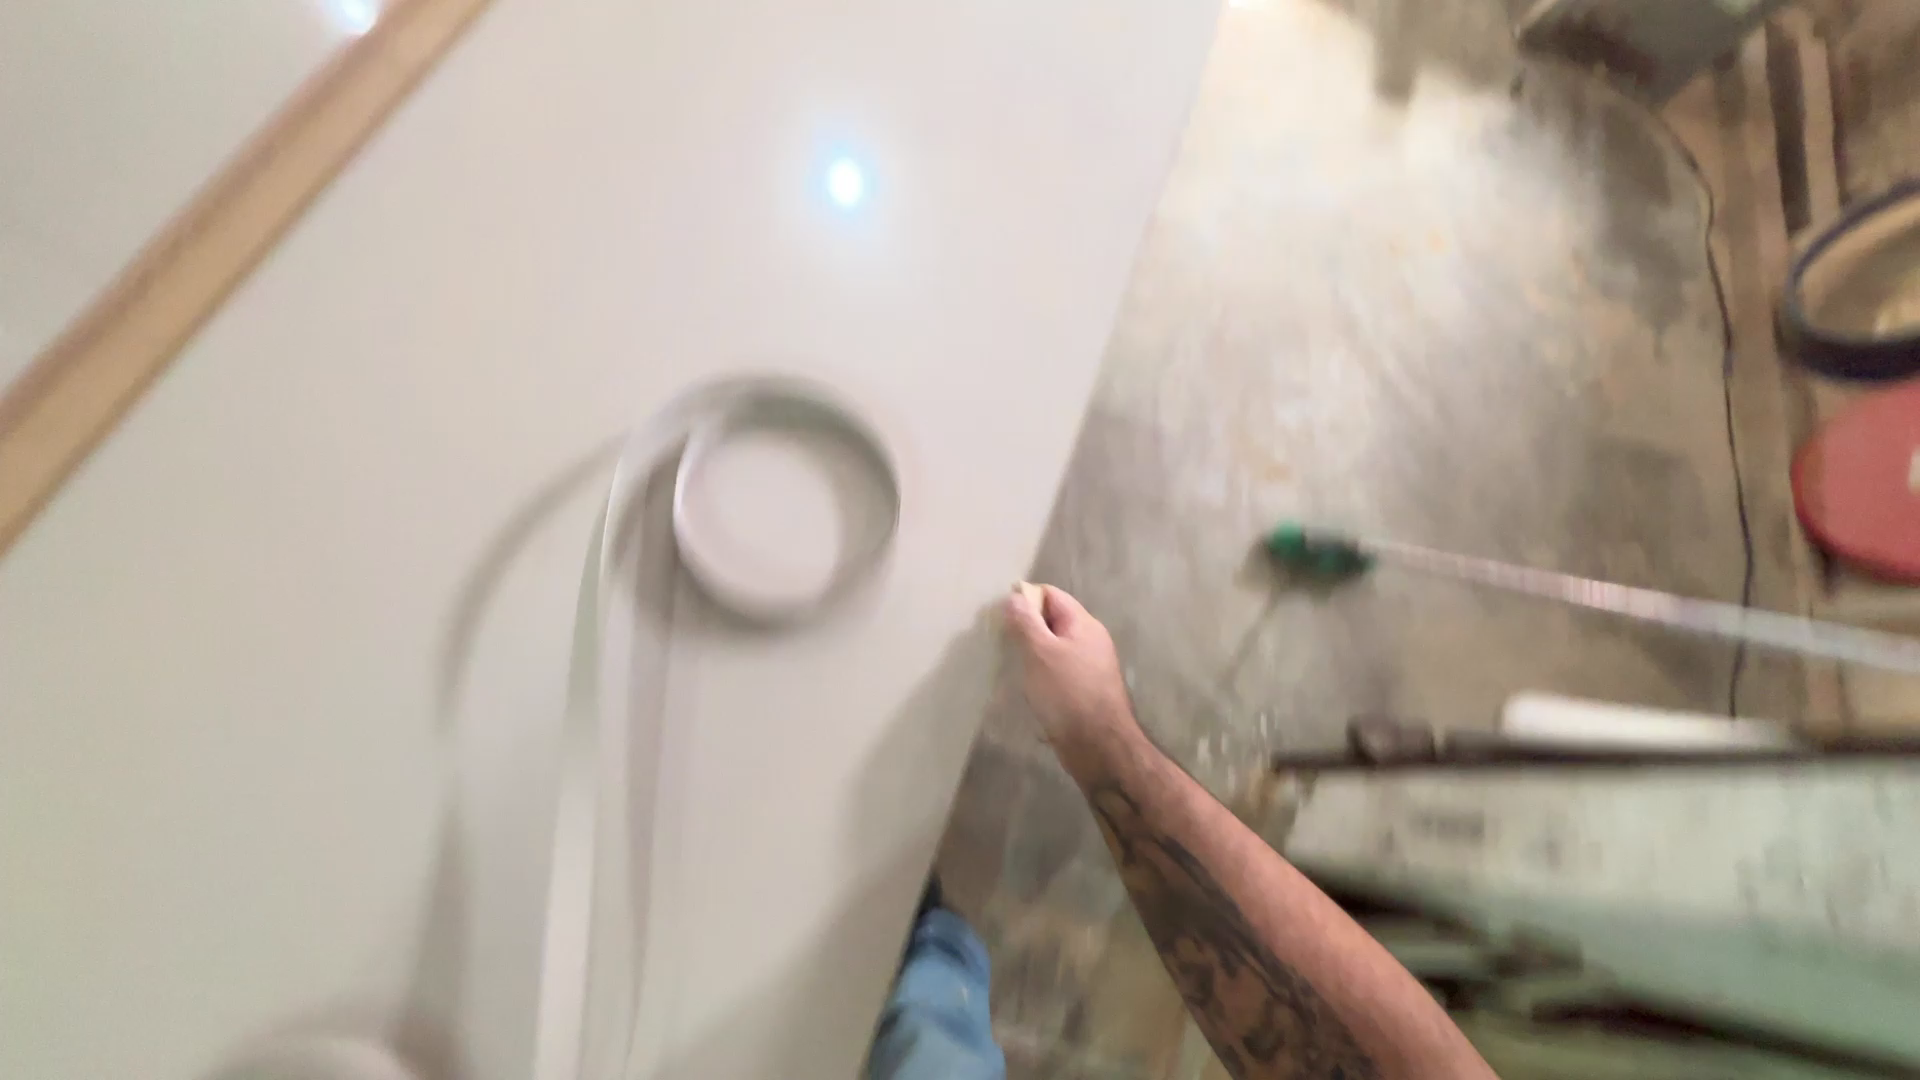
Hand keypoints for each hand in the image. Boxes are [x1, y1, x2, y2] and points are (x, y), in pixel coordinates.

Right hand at [1003, 583, 1137, 754]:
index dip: (1025, 598)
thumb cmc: (1067, 693)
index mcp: (1083, 624)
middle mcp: (1090, 640)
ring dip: (1033, 652)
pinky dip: (1042, 673)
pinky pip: (1059, 669)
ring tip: (1012, 663)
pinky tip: (1028, 687)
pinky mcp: (1085, 689)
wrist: (1098, 746)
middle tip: (1001, 639)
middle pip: (1053, 619)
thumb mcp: (1040, 652)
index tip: (1001, 615)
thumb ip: (1025, 622)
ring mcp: (1090, 666)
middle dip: (1027, 626)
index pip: (1051, 595)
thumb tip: (1014, 596)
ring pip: (1055, 646)